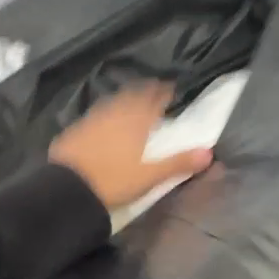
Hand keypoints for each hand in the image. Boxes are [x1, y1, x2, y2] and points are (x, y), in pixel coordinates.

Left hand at [50, 81, 214, 210]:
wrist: (69, 189)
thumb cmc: (114, 181)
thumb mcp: (150, 176)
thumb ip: (179, 163)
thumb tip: (209, 153)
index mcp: (136, 120)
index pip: (154, 98)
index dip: (164, 92)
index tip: (171, 89)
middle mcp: (115, 113)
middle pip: (132, 95)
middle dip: (144, 92)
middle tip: (152, 93)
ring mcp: (93, 119)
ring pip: (112, 102)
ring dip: (124, 101)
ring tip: (130, 104)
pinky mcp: (75, 130)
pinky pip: (96, 115)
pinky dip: (105, 115)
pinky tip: (104, 124)